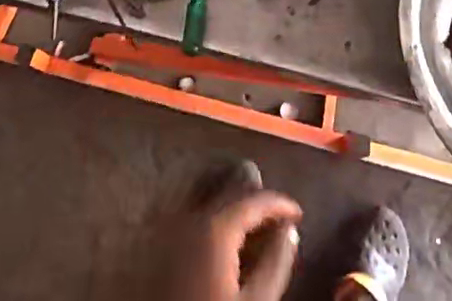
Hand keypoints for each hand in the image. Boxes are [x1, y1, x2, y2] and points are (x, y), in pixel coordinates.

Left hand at [154, 187, 302, 300]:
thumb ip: (274, 264)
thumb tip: (288, 231)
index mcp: (215, 227)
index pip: (254, 199)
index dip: (279, 203)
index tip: (297, 213)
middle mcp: (188, 216)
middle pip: (227, 188)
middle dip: (254, 193)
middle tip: (274, 207)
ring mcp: (167, 228)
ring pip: (202, 190)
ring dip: (226, 192)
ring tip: (248, 207)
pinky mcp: (155, 244)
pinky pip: (182, 206)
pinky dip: (204, 202)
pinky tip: (214, 220)